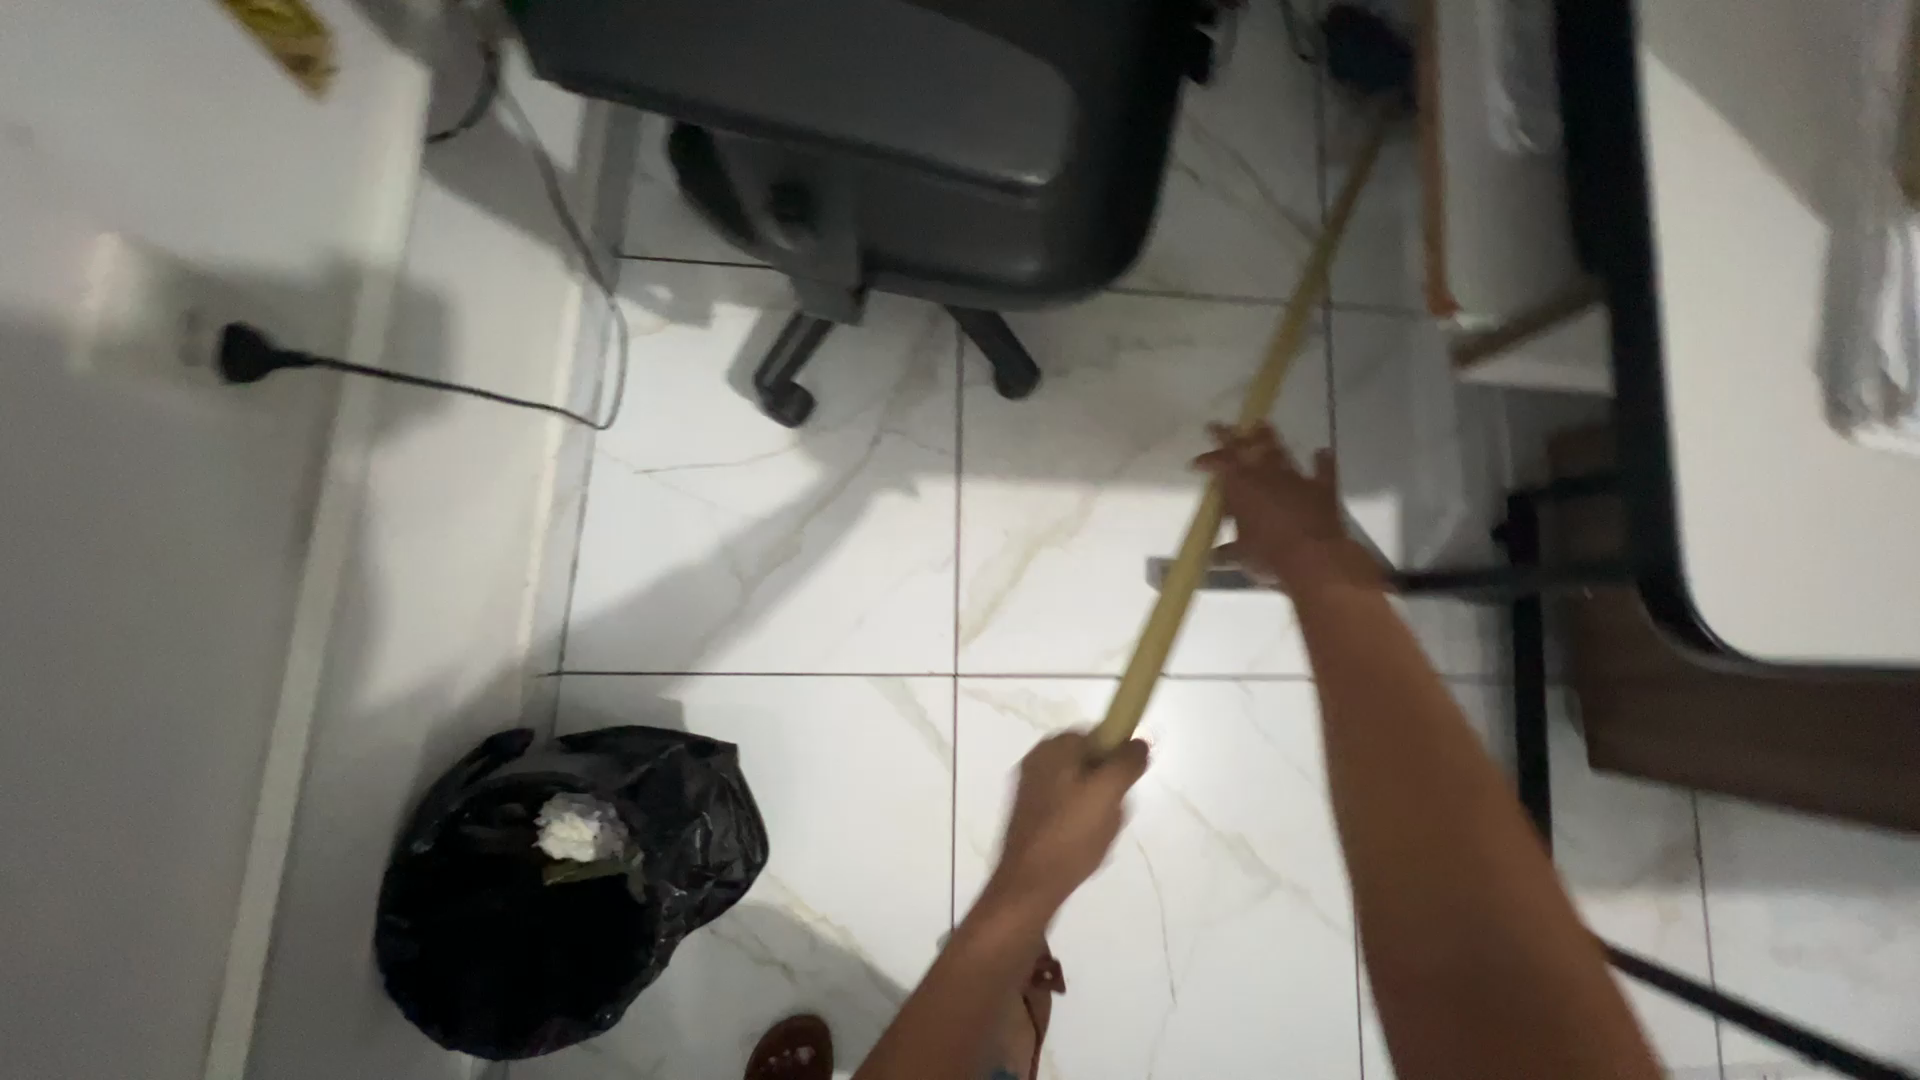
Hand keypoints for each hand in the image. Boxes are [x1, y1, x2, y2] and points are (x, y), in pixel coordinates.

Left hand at [985, 732, 1150, 915]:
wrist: (1029, 885)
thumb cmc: (1070, 835)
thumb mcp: (1109, 793)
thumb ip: (1127, 763)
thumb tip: (1139, 741)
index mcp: (1052, 747)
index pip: (1095, 734)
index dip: (1116, 756)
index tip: (1125, 783)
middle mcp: (1036, 761)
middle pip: (1089, 762)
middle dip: (1108, 786)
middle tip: (1113, 812)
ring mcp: (1030, 788)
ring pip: (1080, 788)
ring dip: (1097, 808)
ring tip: (1098, 834)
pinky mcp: (1029, 815)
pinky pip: (1066, 809)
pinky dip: (1080, 823)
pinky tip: (1084, 846)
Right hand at [1193, 422, 1384, 597]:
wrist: (1315, 559)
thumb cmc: (1269, 556)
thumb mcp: (1242, 555)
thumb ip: (1229, 551)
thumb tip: (1215, 556)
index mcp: (1241, 488)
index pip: (1220, 464)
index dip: (1208, 460)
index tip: (1197, 463)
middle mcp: (1266, 476)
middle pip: (1247, 447)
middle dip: (1231, 436)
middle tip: (1220, 425)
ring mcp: (1296, 480)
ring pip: (1280, 452)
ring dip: (1269, 439)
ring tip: (1261, 425)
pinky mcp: (1322, 490)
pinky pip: (1324, 471)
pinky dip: (1323, 461)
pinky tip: (1323, 451)